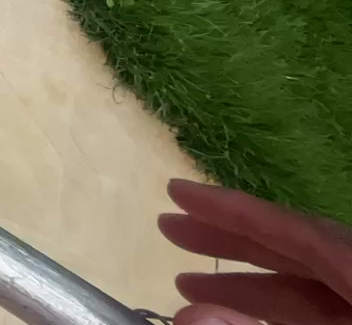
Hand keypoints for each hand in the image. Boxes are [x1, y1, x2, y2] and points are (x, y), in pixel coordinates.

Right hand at [158, 178, 351, 323]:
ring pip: (321, 288)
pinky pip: (338, 313)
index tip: (174, 190)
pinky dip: (289, 311)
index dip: (238, 210)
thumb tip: (185, 314)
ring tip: (186, 283)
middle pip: (309, 255)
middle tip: (167, 229)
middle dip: (234, 243)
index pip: (306, 233)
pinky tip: (240, 312)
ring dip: (251, 282)